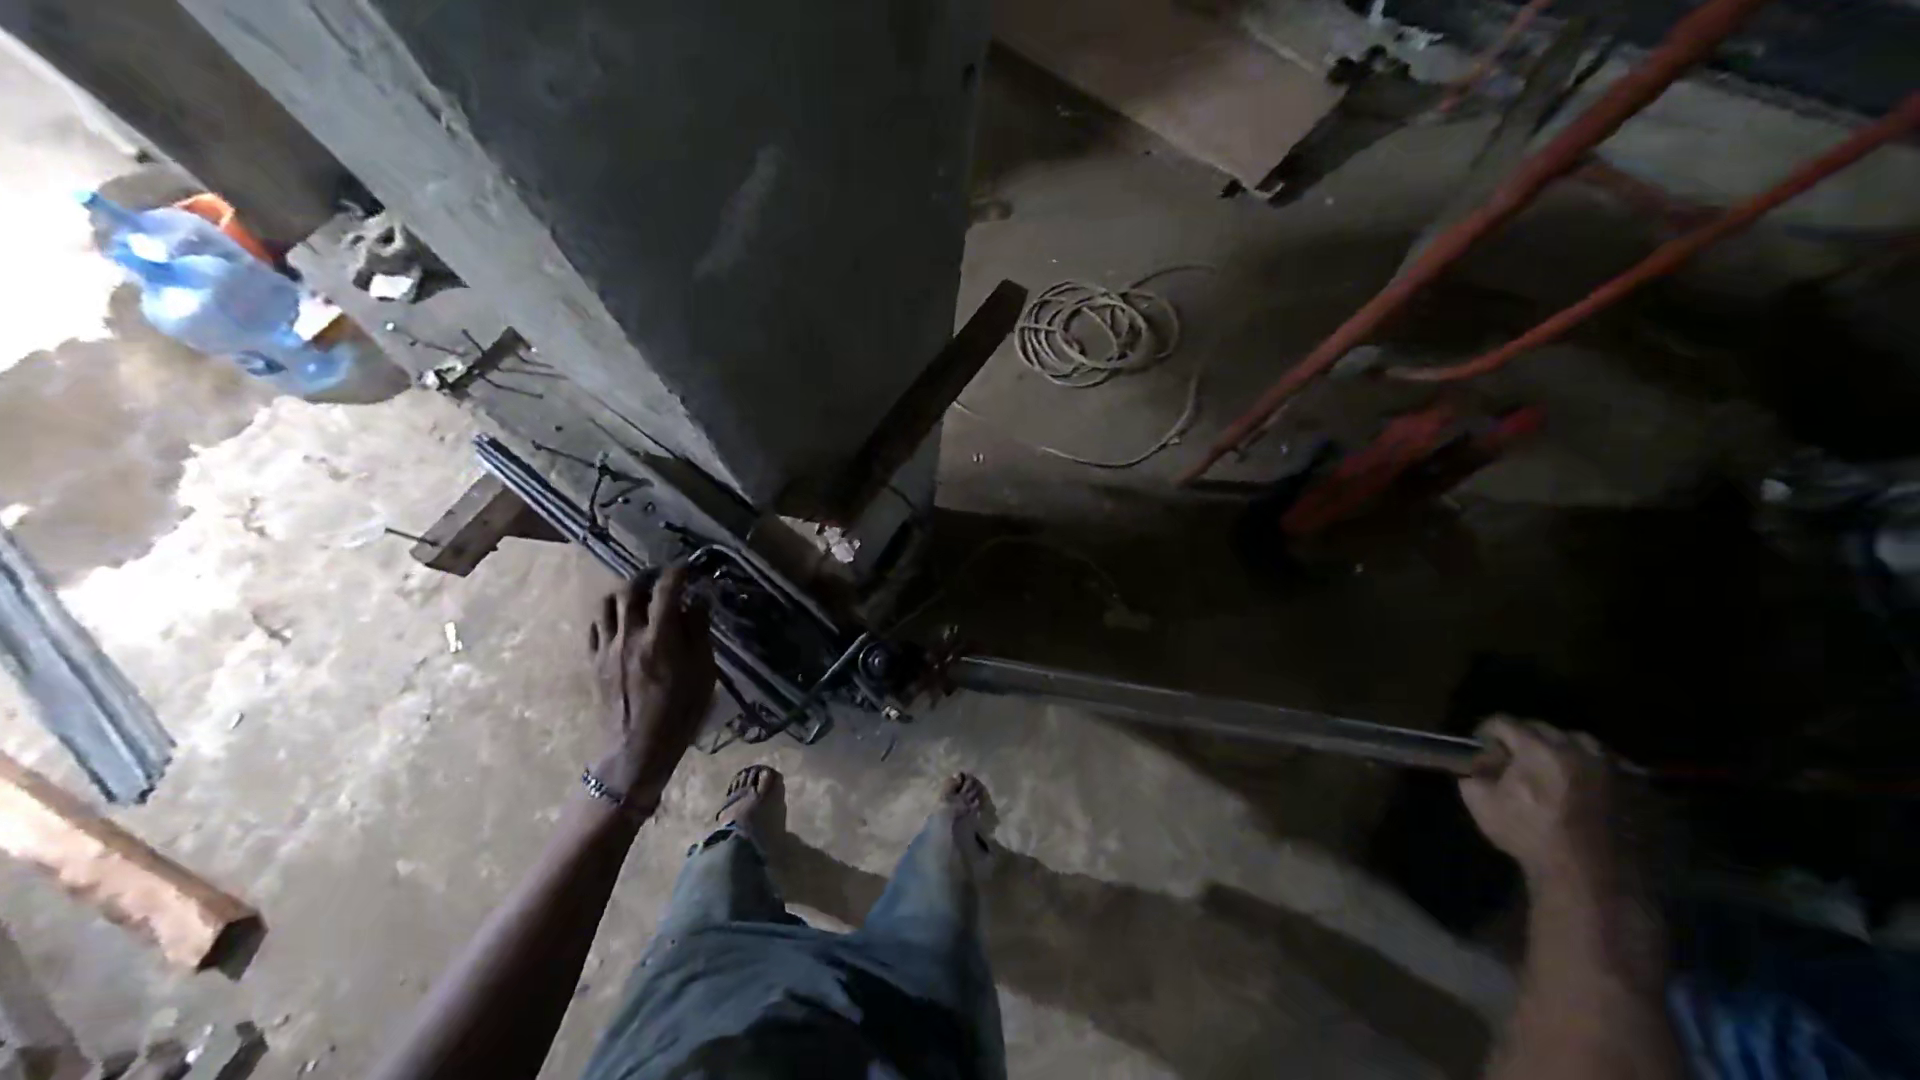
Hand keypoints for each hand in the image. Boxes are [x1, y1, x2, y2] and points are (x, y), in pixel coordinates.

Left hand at [589, 565, 716, 806]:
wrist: (638, 749)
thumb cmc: (680, 713)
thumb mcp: (704, 673)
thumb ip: (699, 633)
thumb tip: (698, 602)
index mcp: (660, 637)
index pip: (667, 589)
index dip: (678, 572)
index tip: (688, 567)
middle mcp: (629, 635)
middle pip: (630, 589)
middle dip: (648, 577)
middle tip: (663, 578)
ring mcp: (607, 648)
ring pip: (607, 603)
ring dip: (624, 593)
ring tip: (639, 596)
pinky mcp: (593, 662)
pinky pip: (595, 627)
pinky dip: (609, 617)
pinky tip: (621, 624)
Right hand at [1459, 717, 1619, 887]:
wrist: (1595, 879)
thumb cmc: (1533, 838)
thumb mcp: (1482, 806)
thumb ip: (1474, 777)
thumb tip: (1479, 768)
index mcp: (1537, 749)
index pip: (1504, 722)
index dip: (1487, 732)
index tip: (1482, 747)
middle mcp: (1578, 750)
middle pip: (1545, 729)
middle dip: (1525, 739)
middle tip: (1517, 760)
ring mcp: (1615, 768)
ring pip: (1584, 743)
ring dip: (1565, 751)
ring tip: (1557, 772)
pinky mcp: (1641, 789)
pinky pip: (1615, 766)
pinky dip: (1598, 770)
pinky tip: (1590, 790)